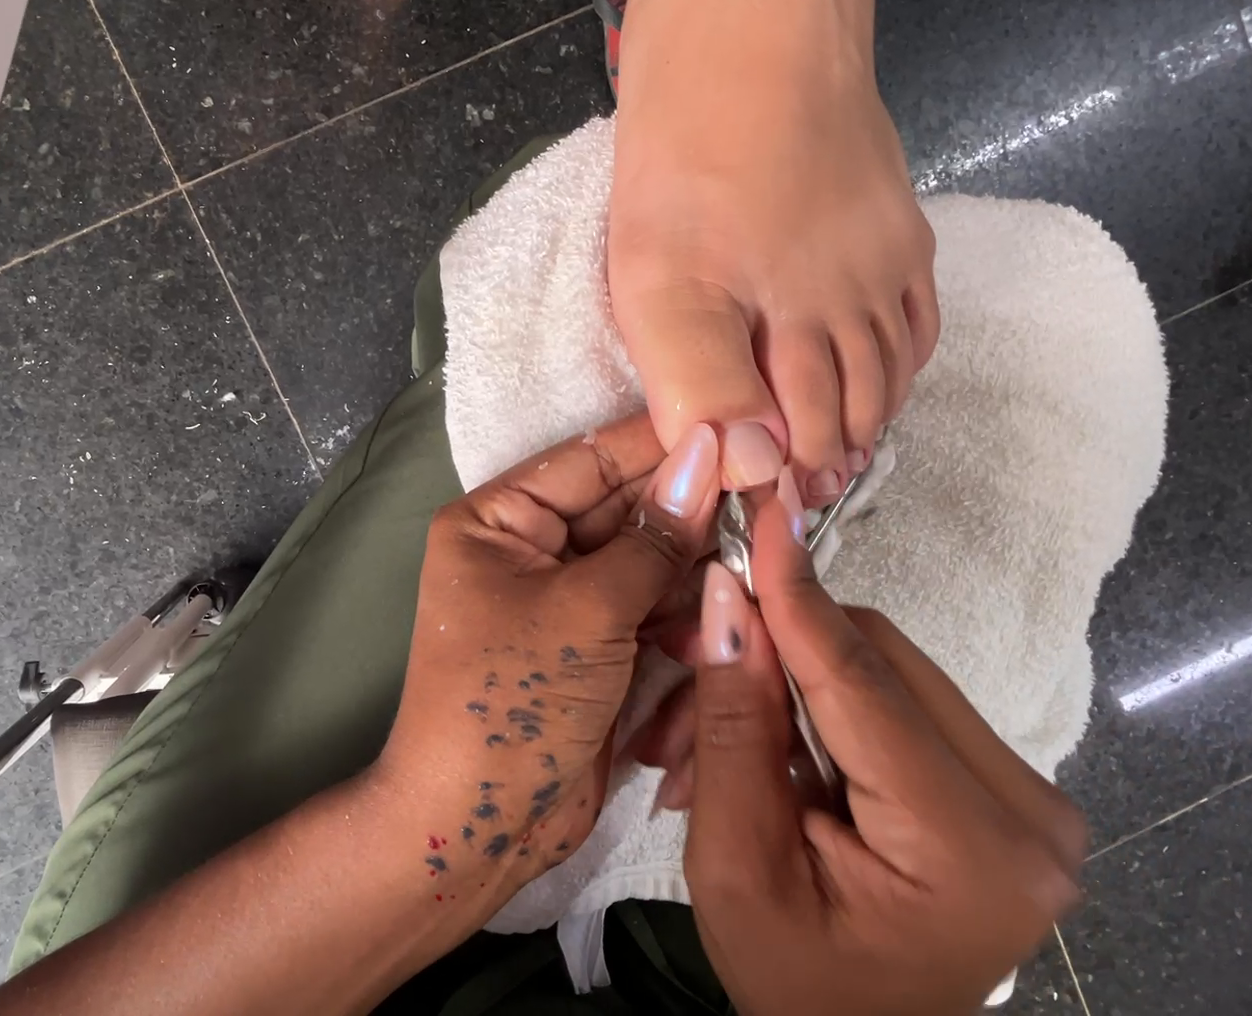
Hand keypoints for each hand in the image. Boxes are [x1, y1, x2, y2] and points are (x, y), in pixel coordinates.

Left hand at [368, 416, 721, 905]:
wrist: (482, 824)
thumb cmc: (512, 699)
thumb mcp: (583, 611)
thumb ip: (652, 539)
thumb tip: (707, 452)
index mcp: (497, 522)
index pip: (588, 460)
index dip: (661, 443)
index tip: (739, 426)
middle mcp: (528, 550)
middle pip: (623, 509)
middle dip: (687, 511)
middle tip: (769, 492)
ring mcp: (565, 599)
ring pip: (646, 561)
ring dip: (692, 570)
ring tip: (750, 564)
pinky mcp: (596, 644)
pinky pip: (650, 608)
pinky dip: (682, 615)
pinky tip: (718, 620)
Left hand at [608, 0, 937, 503]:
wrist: (747, 22)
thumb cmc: (688, 156)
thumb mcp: (661, 283)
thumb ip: (704, 382)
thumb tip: (753, 473)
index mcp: (804, 326)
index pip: (805, 437)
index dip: (785, 487)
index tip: (766, 525)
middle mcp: (863, 301)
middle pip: (857, 409)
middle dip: (826, 464)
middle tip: (799, 505)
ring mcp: (887, 256)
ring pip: (891, 369)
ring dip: (865, 420)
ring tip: (835, 459)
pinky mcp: (894, 217)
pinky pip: (916, 314)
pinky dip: (899, 362)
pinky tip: (881, 375)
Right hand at [676, 493, 1085, 1013]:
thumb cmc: (790, 980)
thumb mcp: (734, 862)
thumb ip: (734, 727)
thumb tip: (727, 603)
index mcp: (969, 848)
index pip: (862, 683)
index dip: (797, 594)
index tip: (758, 513)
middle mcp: (1028, 809)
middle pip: (876, 662)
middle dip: (768, 650)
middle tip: (681, 678)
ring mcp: (1025, 795)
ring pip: (880, 671)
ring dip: (784, 680)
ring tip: (704, 737)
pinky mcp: (998, 786)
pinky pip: (891, 701)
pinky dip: (815, 704)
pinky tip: (765, 742)